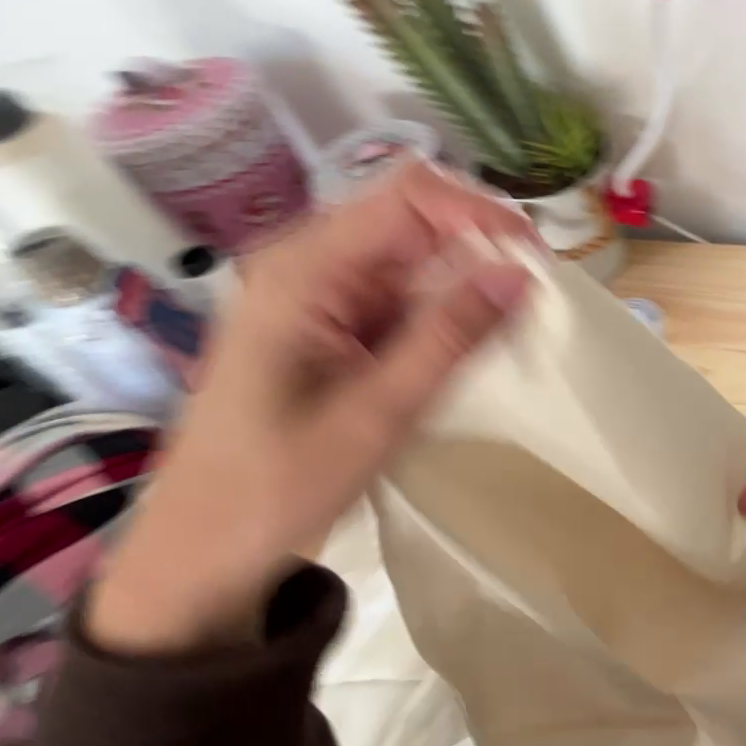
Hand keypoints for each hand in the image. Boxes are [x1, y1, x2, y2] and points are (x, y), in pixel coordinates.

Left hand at [90, 163, 536, 654]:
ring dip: (467, 285)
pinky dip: (444, 314)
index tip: (538, 264)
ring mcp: (317, 295)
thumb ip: (451, 337)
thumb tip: (521, 276)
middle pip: (413, 220)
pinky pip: (400, 297)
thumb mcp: (380, 413)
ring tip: (511, 332)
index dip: (482, 215)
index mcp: (304, 270)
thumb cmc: (281, 484)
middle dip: (482, 250)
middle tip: (534, 304)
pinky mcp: (329, 325)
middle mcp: (308, 264)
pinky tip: (468, 350)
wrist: (207, 546)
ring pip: (414, 260)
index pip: (409, 198)